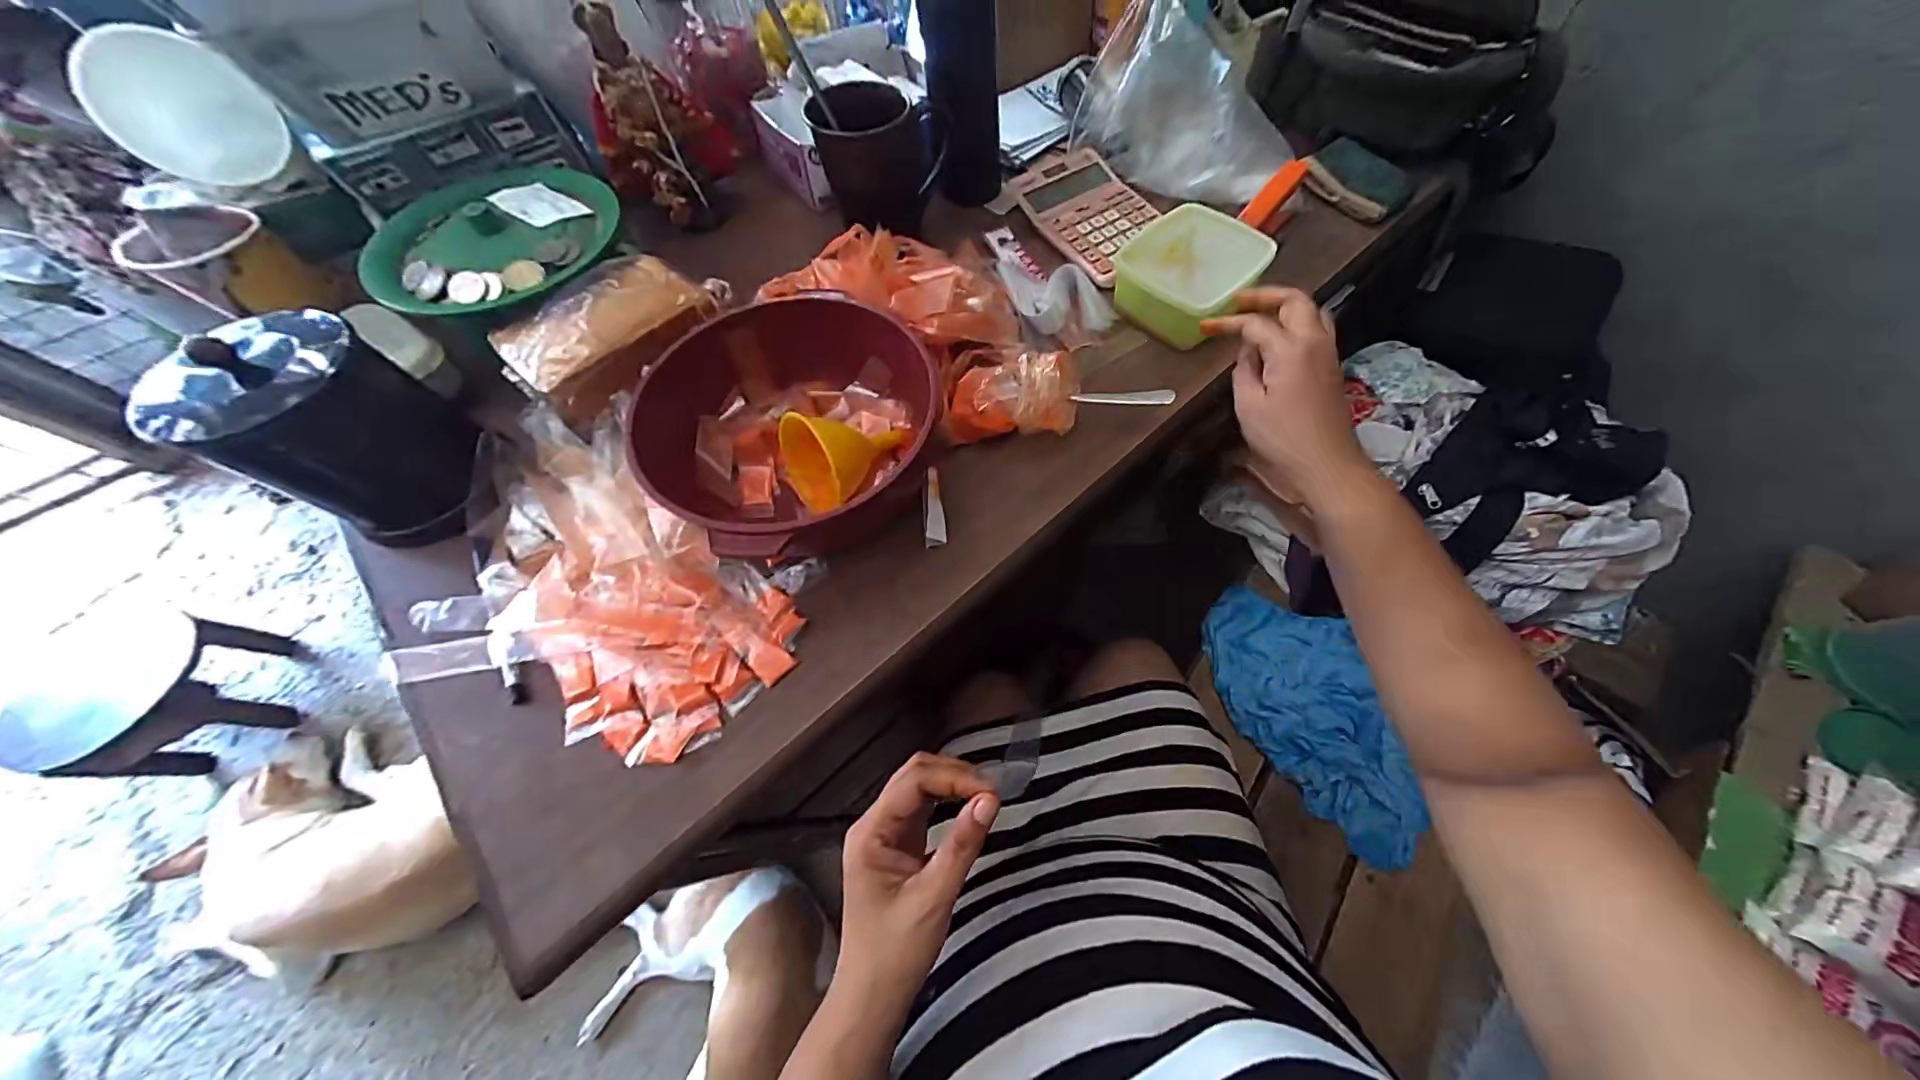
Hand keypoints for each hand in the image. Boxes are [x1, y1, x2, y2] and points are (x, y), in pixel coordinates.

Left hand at [836, 753, 998, 1012]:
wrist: (872, 995)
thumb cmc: (896, 952)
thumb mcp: (934, 898)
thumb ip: (962, 845)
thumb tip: (990, 801)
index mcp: (871, 832)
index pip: (913, 780)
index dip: (954, 777)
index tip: (991, 792)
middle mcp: (873, 824)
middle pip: (914, 775)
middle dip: (954, 775)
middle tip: (991, 793)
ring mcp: (883, 834)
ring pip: (919, 788)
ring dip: (952, 785)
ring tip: (985, 797)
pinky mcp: (897, 846)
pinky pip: (923, 809)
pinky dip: (947, 802)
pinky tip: (968, 809)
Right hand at [1201, 287, 1372, 509]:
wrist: (1325, 463)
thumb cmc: (1282, 437)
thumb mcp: (1249, 405)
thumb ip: (1244, 370)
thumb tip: (1248, 351)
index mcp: (1291, 349)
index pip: (1256, 323)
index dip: (1228, 322)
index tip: (1206, 326)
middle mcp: (1315, 342)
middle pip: (1295, 301)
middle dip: (1265, 296)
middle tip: (1238, 302)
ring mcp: (1328, 354)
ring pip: (1312, 312)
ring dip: (1286, 306)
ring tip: (1261, 313)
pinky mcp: (1332, 368)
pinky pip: (1317, 330)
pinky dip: (1297, 323)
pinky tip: (1278, 338)